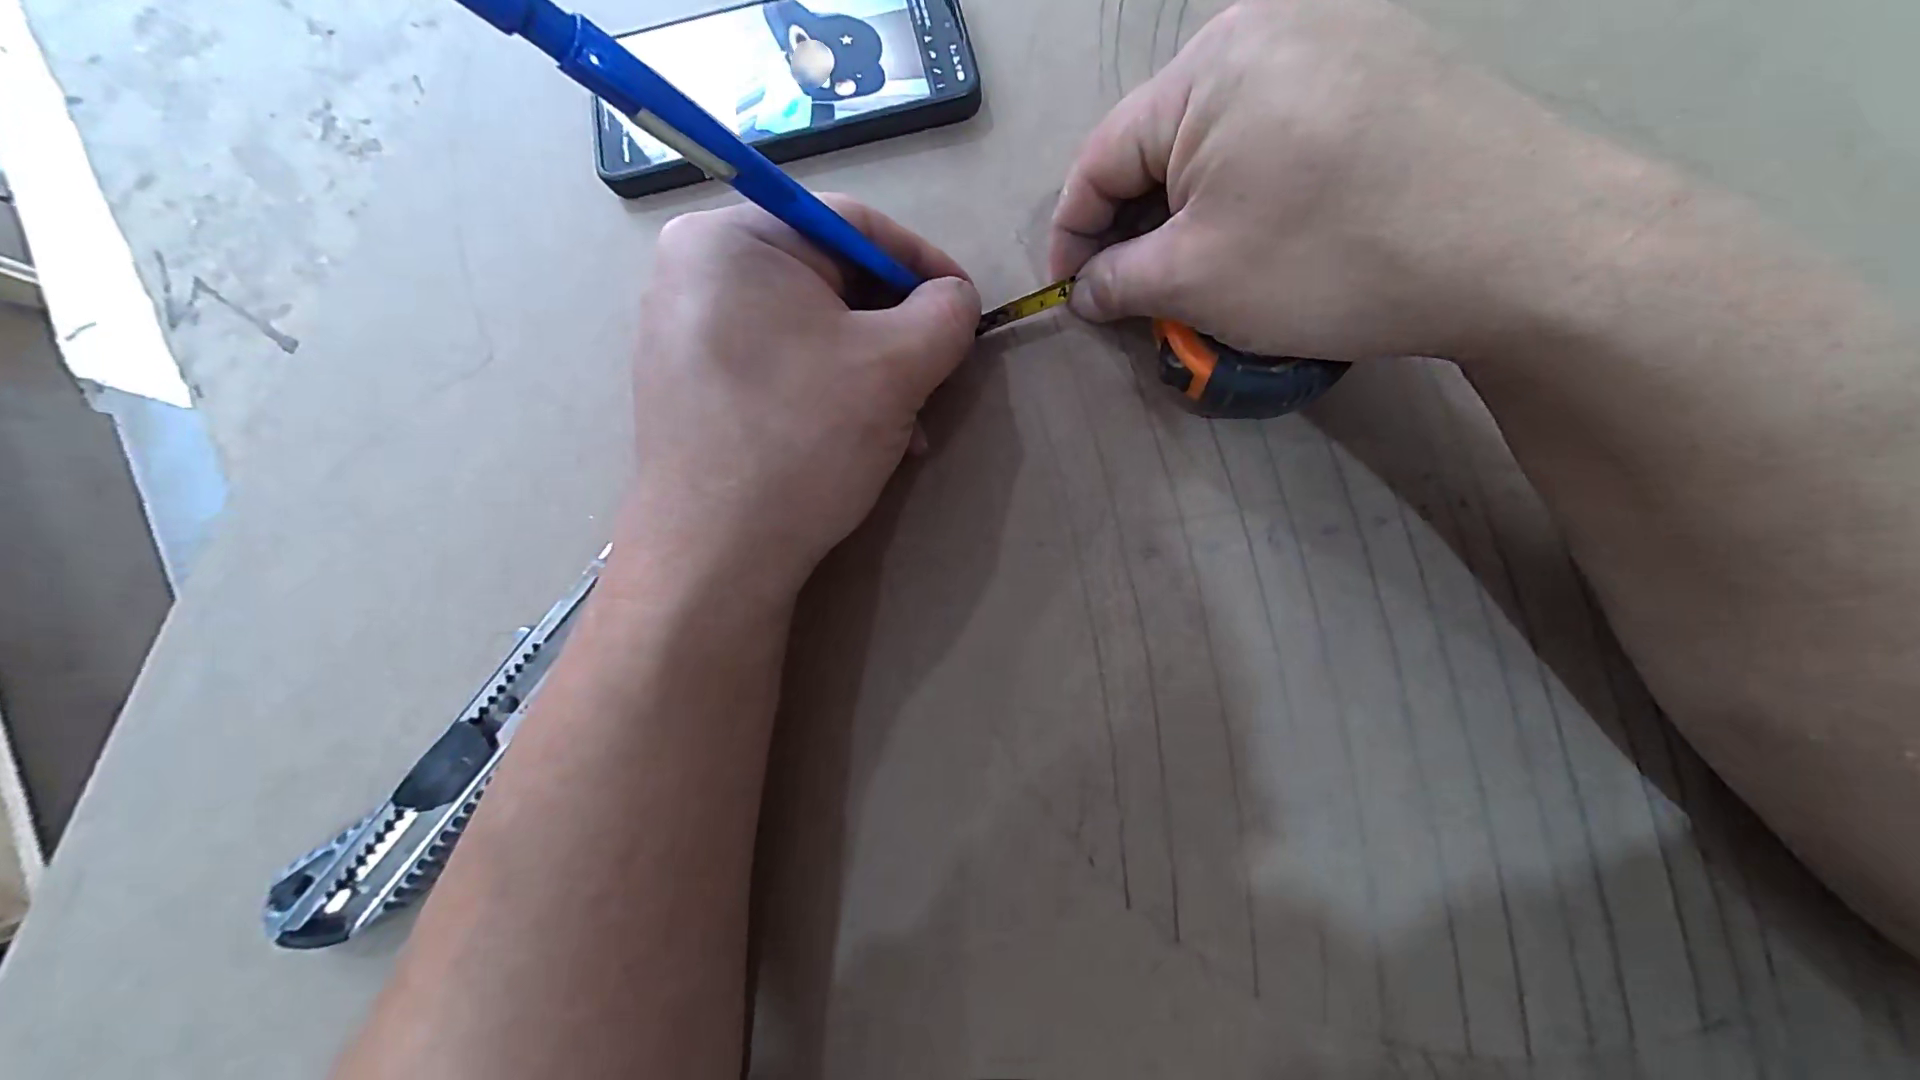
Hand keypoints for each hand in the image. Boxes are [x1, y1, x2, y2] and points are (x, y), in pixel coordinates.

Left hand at [619, 200, 978, 600]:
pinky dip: (830, 395)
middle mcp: (693, 275)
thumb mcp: (896, 367)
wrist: (716, 555)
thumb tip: (956, 298)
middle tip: (935, 376)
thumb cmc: (802, 439)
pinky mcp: (691, 390)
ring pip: (809, 333)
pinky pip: (779, 369)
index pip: (850, 226)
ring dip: (871, 374)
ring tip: (907, 427)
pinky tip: (861, 441)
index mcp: (730, 240)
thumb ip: (945, 314)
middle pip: (828, 282)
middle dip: (895, 334)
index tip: (965, 304)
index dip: (922, 262)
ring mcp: (684, 336)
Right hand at [1050, 0, 1668, 363]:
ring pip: (1216, 141)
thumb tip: (1081, 289)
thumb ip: (1116, 282)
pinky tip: (1260, 233)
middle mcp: (1265, 29)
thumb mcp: (1196, 281)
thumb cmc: (1329, 260)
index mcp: (1207, 68)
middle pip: (1158, 145)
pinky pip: (1276, 132)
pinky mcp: (1380, 68)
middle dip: (1134, 227)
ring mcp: (1333, 38)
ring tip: (1196, 272)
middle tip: (1134, 292)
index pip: (1099, 158)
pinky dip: (1245, 190)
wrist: (1520, 245)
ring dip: (1189, 213)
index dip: (1070, 233)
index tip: (1069, 293)